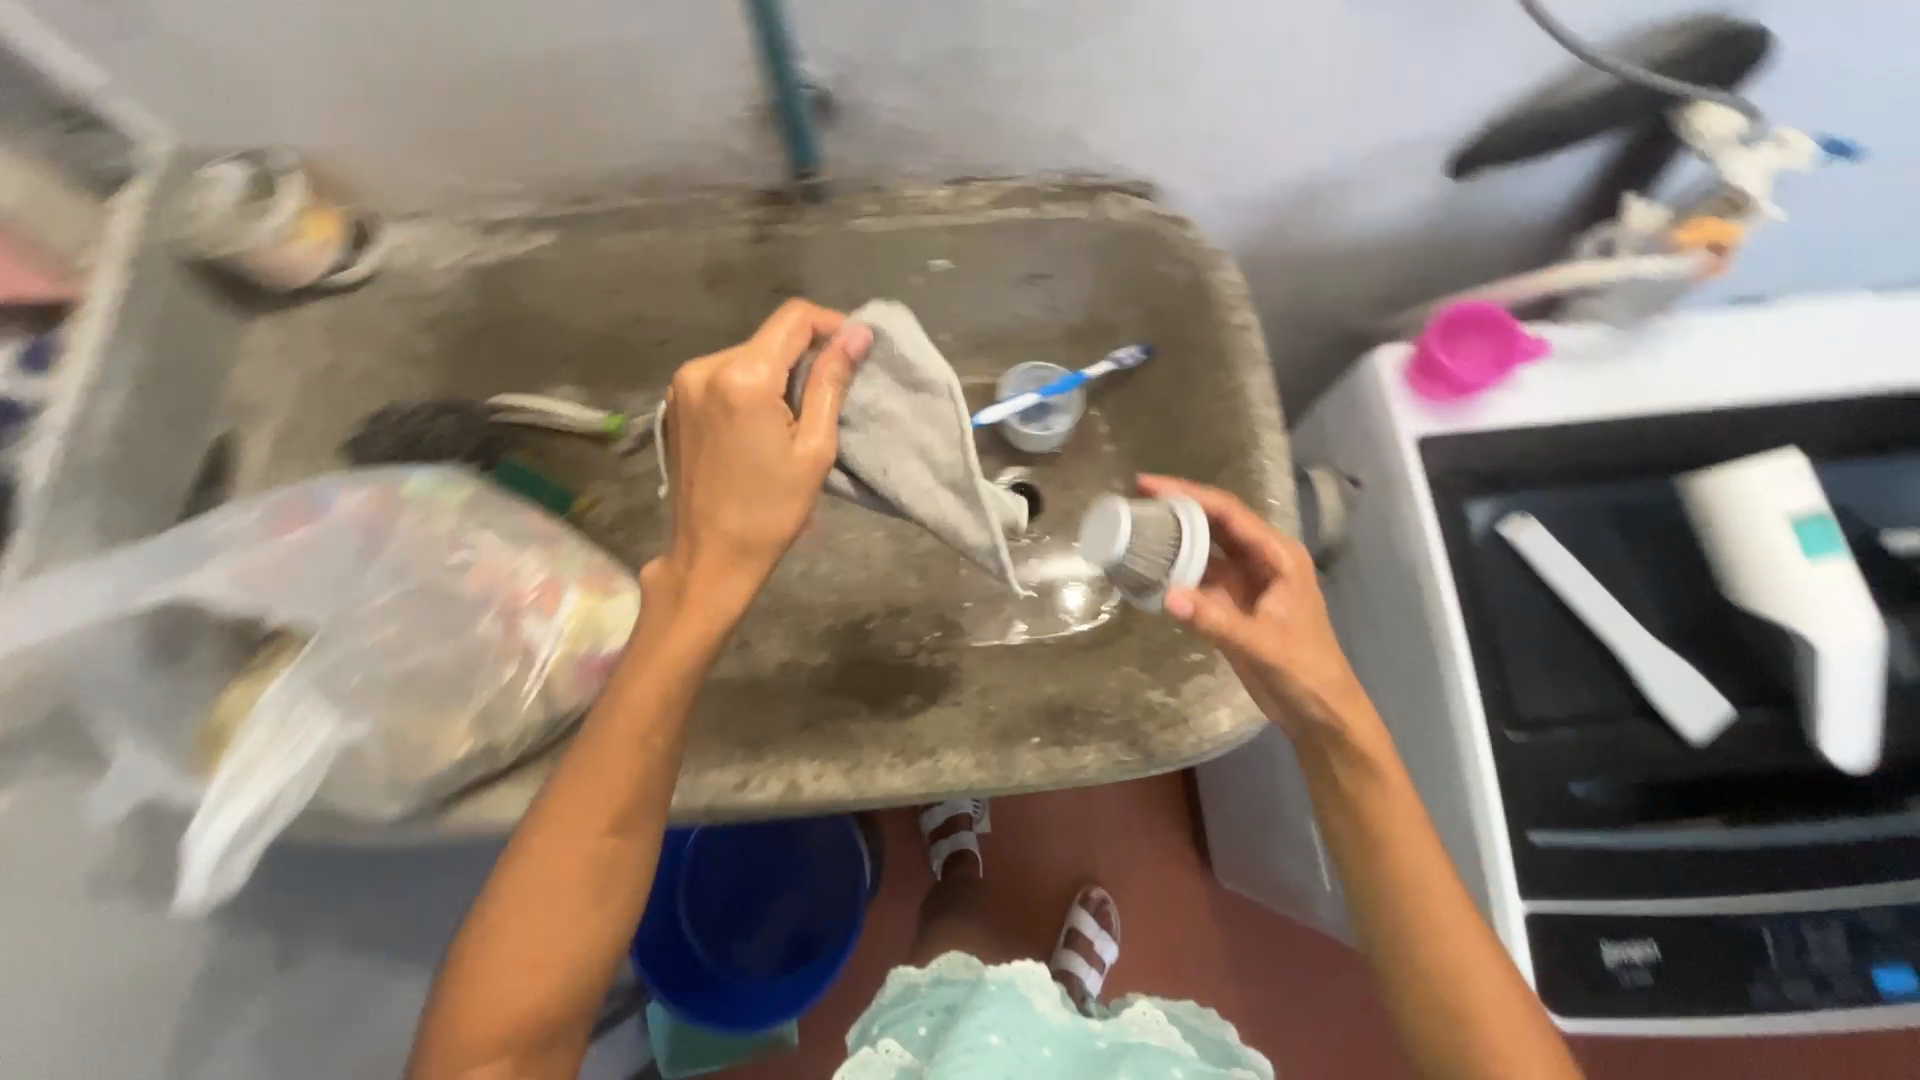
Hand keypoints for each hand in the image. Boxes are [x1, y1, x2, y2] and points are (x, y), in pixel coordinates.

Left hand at [648, 300, 871, 606]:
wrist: (711, 555)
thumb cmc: (771, 511)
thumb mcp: (814, 448)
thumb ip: (831, 383)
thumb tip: (857, 334)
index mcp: (742, 377)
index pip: (794, 318)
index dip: (832, 326)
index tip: (854, 353)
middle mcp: (704, 367)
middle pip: (769, 337)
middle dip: (805, 356)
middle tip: (828, 398)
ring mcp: (683, 384)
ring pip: (747, 356)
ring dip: (777, 374)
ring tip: (794, 419)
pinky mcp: (675, 402)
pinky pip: (724, 376)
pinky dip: (751, 388)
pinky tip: (761, 426)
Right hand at [1137, 474, 1378, 743]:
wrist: (1319, 711)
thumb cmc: (1305, 671)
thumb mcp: (1261, 644)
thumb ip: (1214, 619)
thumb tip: (1167, 596)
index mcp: (1278, 557)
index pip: (1229, 513)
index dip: (1189, 494)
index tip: (1149, 484)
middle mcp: (1261, 561)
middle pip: (1215, 523)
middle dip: (1178, 509)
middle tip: (1135, 501)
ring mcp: (1246, 583)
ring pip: (1205, 550)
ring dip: (1174, 540)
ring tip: (1136, 528)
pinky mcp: (1232, 605)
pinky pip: (1198, 579)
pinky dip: (1175, 572)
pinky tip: (1148, 569)